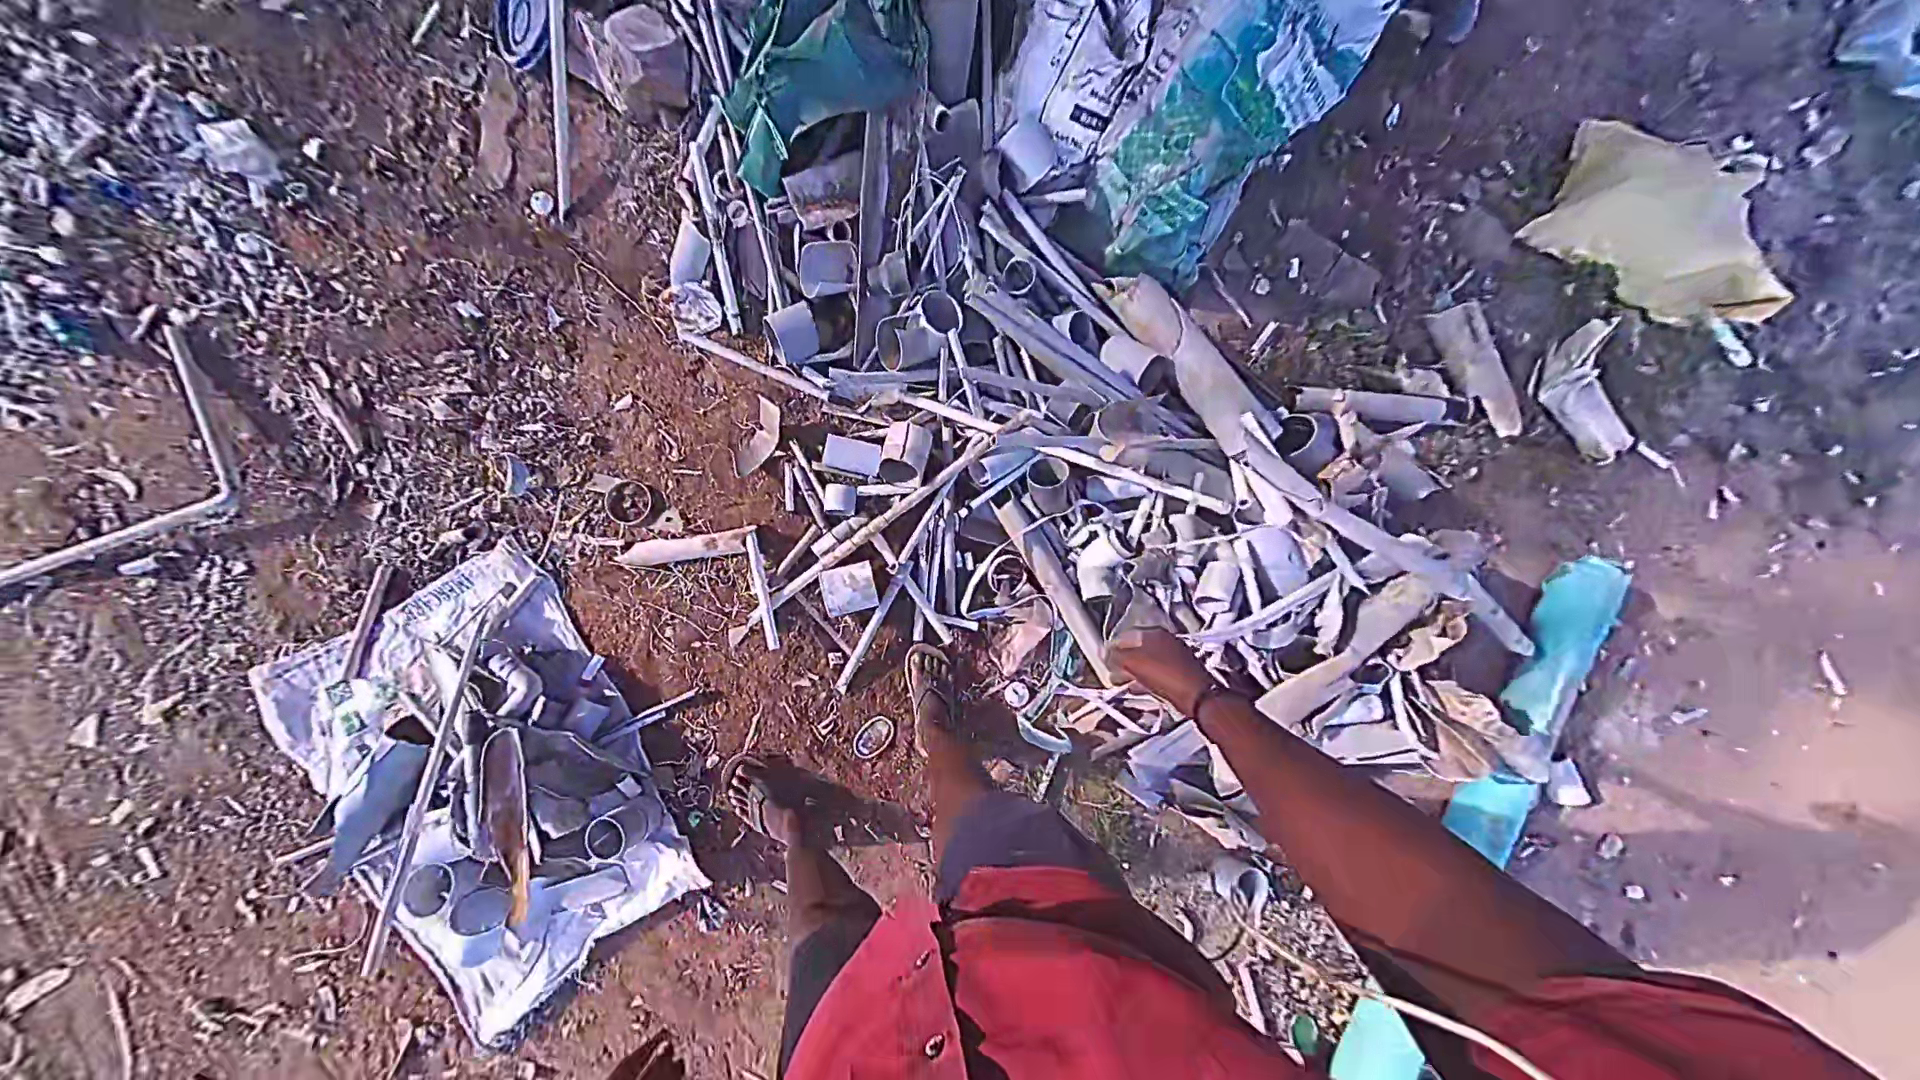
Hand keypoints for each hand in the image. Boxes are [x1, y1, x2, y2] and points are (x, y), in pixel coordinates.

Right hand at [1108, 627, 1216, 716]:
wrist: (1198, 697)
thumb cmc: (1167, 676)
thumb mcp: (1133, 663)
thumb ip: (1116, 656)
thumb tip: (1106, 654)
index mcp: (1155, 633)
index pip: (1127, 635)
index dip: (1113, 647)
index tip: (1105, 657)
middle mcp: (1167, 641)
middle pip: (1138, 649)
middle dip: (1123, 661)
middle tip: (1113, 671)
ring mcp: (1176, 656)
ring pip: (1148, 662)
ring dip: (1134, 672)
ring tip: (1123, 682)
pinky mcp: (1182, 673)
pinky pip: (1158, 673)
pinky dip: (1147, 680)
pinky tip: (1140, 688)